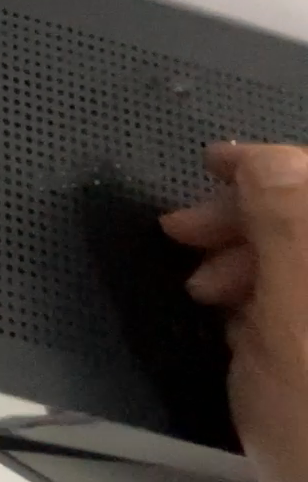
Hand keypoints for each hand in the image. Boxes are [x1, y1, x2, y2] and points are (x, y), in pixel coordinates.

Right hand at [162, 143, 307, 481]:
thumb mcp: (299, 318)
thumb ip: (289, 227)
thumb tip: (261, 158)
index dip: (272, 168)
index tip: (208, 164)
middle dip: (251, 220)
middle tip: (185, 234)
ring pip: (305, 263)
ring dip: (251, 262)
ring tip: (205, 290)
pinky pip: (299, 302)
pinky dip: (266, 301)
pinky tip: (237, 322)